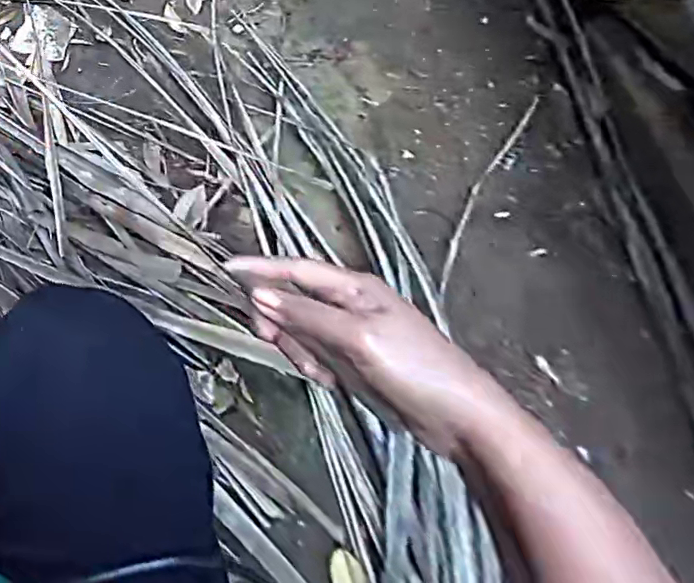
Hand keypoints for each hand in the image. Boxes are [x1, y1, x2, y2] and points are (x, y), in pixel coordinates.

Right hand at [228, 257, 518, 457]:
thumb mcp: (357, 338)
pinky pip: (310, 349)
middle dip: (276, 317)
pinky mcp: (349, 357)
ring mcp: (348, 331)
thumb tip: (258, 294)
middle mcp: (347, 303)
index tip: (225, 269)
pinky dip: (308, 361)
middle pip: (289, 298)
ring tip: (313, 369)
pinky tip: (325, 378)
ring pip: (296, 326)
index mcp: (354, 287)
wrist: (468, 426)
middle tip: (269, 336)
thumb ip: (305, 315)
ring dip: (294, 346)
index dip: (259, 267)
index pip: (294, 269)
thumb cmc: (420, 370)